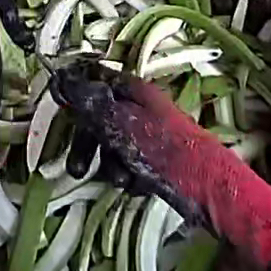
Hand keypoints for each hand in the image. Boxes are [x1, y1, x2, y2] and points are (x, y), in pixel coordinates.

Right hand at [51, 62, 270, 266]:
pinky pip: (130, 160)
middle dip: (88, 144)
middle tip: (76, 170)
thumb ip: (89, 101)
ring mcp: (149, 132)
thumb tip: (60, 76)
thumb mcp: (121, 126)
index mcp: (131, 89)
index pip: (92, 80)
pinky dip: (129, 174)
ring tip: (121, 181)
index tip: (57, 109)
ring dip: (110, 164)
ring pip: (112, 143)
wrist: (214, 194)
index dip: (73, 93)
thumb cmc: (165, 154)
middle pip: (98, 116)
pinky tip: (138, 186)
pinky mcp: (157, 157)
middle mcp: (139, 105)